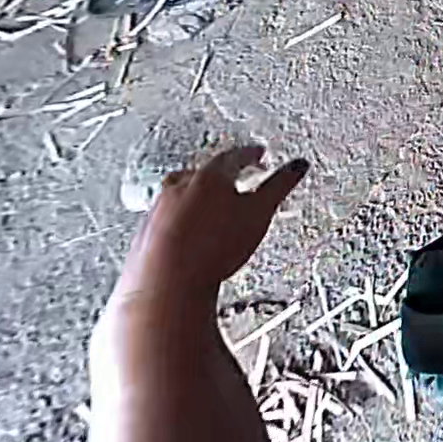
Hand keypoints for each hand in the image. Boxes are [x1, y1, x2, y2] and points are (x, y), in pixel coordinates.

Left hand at [106, 146, 307, 318]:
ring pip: (183, 194)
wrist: (164, 287)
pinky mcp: (144, 237)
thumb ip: (281, 184)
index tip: (259, 155)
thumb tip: (297, 166)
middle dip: (223, 174)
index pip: (235, 156)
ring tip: (216, 207)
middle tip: (237, 177)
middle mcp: (179, 189)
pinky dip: (183, 218)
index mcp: (209, 176)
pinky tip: (192, 233)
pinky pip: (167, 218)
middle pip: (205, 173)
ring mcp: (157, 212)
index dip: (252, 155)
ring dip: (201, 196)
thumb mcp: (261, 211)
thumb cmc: (212, 247)